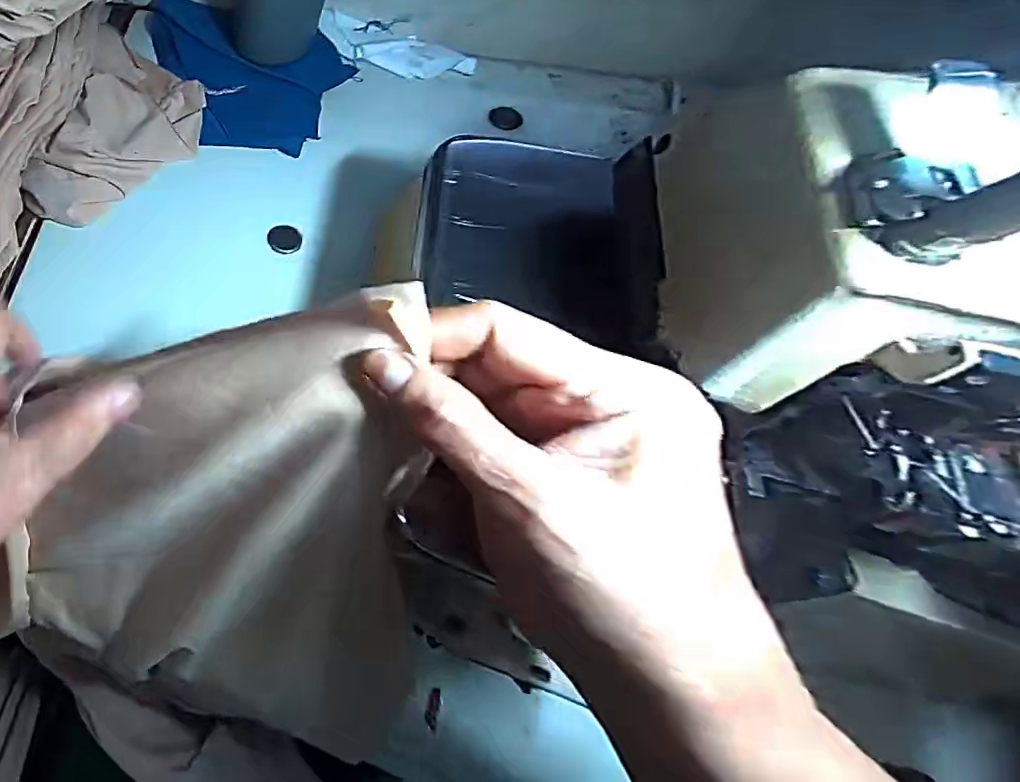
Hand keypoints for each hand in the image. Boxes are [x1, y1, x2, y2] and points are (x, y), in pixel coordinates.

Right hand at [364, 302, 882, 781]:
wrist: (665, 688)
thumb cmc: (621, 592)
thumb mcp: (527, 497)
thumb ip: (448, 422)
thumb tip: (375, 362)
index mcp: (616, 388)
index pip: (502, 331)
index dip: (430, 335)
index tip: (367, 352)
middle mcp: (586, 397)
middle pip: (478, 360)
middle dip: (418, 376)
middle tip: (355, 387)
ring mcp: (557, 431)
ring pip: (464, 395)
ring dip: (417, 409)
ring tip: (364, 416)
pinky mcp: (529, 463)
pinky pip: (465, 431)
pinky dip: (428, 440)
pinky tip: (395, 450)